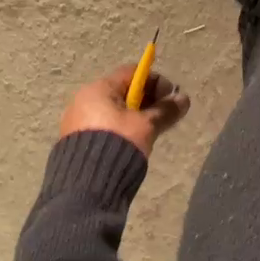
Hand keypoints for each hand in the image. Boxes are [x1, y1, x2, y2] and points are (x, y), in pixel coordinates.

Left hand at [58, 64, 190, 157]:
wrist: (86, 187)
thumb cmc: (118, 144)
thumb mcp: (146, 126)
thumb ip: (165, 111)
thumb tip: (184, 99)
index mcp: (98, 89)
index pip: (132, 73)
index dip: (154, 81)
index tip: (169, 97)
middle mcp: (84, 100)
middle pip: (122, 91)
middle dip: (147, 101)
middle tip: (163, 116)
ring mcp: (77, 122)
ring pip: (113, 111)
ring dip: (135, 117)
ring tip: (150, 131)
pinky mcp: (76, 142)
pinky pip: (104, 126)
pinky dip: (120, 129)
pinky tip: (132, 143)